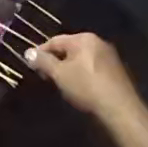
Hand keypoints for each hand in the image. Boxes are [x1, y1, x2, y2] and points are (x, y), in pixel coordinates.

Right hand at [26, 33, 140, 120]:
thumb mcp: (59, 74)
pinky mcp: (115, 70)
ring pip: (81, 59)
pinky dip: (81, 74)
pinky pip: (92, 67)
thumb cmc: (86, 86)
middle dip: (55, 61)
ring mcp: (109, 56)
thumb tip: (28, 52)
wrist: (119, 108)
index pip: (55, 40)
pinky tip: (78, 88)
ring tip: (60, 83)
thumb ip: (43, 61)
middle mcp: (98, 42)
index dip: (41, 52)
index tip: (31, 64)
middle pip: (69, 48)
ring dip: (68, 68)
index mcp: (84, 38)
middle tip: (45, 76)